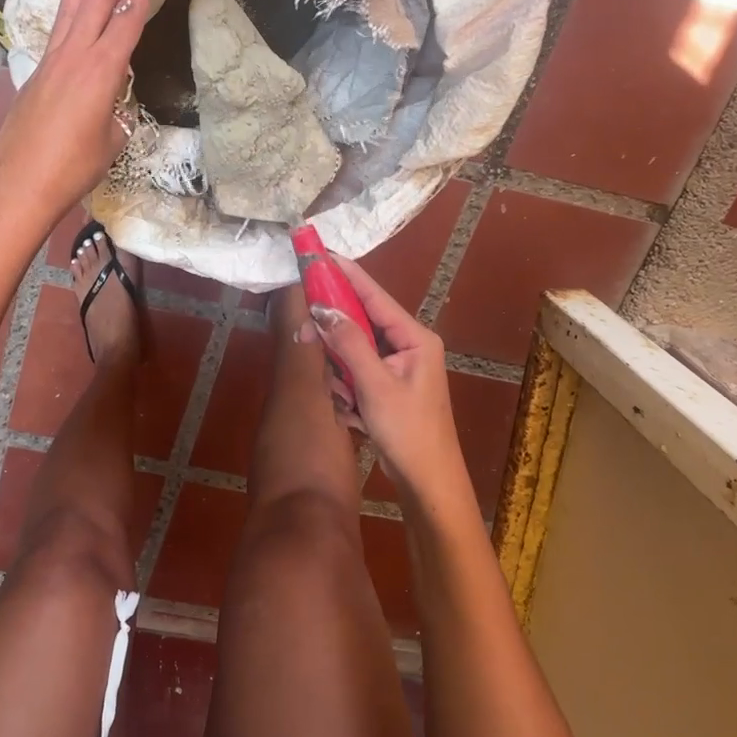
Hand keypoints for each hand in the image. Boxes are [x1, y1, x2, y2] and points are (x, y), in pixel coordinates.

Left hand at [0, 0, 153, 227]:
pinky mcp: (35, 74)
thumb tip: (114, 108)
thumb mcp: (110, 143)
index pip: (127, 18)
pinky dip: (67, 8)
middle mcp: (75, 56)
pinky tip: (70, 6)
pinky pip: (56, 30)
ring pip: (70, 7)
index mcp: (102, 70)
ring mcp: (51, 62)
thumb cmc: (72, 169)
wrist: (20, 184)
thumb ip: (117, 116)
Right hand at [303, 256, 471, 502]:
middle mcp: (408, 346)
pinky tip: (354, 413)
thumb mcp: (374, 385)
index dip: (345, 273)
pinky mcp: (389, 387)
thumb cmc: (408, 431)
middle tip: (307, 335)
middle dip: (335, 335)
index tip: (320, 253)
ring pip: (354, 350)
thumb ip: (348, 342)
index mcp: (414, 338)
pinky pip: (357, 373)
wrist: (429, 482)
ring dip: (342, 372)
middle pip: (361, 322)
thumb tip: (323, 307)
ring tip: (348, 400)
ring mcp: (399, 367)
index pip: (374, 295)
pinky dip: (348, 389)